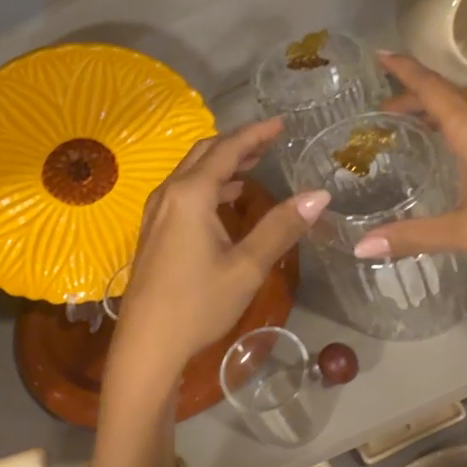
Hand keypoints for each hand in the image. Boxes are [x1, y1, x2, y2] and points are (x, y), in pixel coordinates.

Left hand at [110, 118, 328, 380]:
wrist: (147, 342)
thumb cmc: (198, 304)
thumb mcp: (247, 266)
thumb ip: (281, 227)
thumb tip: (319, 195)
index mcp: (190, 194)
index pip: (226, 150)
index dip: (256, 134)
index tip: (282, 123)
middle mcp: (169, 193)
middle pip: (205, 153)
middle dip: (238, 143)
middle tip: (271, 140)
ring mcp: (156, 211)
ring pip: (191, 172)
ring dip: (222, 163)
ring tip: (255, 164)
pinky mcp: (154, 230)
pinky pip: (183, 190)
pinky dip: (209, 183)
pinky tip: (228, 198)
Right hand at [354, 53, 466, 279]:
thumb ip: (413, 237)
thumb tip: (362, 248)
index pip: (428, 86)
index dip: (402, 69)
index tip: (380, 54)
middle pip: (447, 90)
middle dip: (415, 93)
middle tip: (388, 109)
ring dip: (442, 103)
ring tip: (420, 121)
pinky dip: (465, 113)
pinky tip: (465, 139)